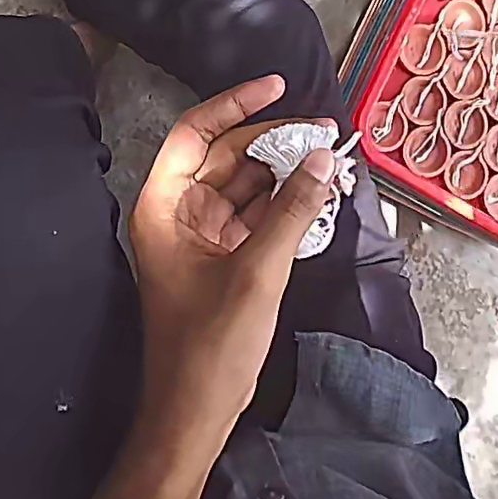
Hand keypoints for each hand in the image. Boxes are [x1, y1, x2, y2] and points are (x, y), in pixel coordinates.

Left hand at [128, 75, 337, 432]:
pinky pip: (256, 213)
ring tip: (331, 160)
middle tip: (325, 133)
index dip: (236, 104)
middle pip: (229, 156)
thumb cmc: (212, 347)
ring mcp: (203, 233)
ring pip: (247, 184)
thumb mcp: (258, 272)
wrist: (197, 412)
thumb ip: (292, 210)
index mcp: (166, 206)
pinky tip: (319, 192)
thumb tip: (325, 159)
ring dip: (286, 172)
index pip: (197, 133)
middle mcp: (180, 211)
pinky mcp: (224, 253)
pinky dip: (285, 202)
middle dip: (276, 142)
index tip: (277, 86)